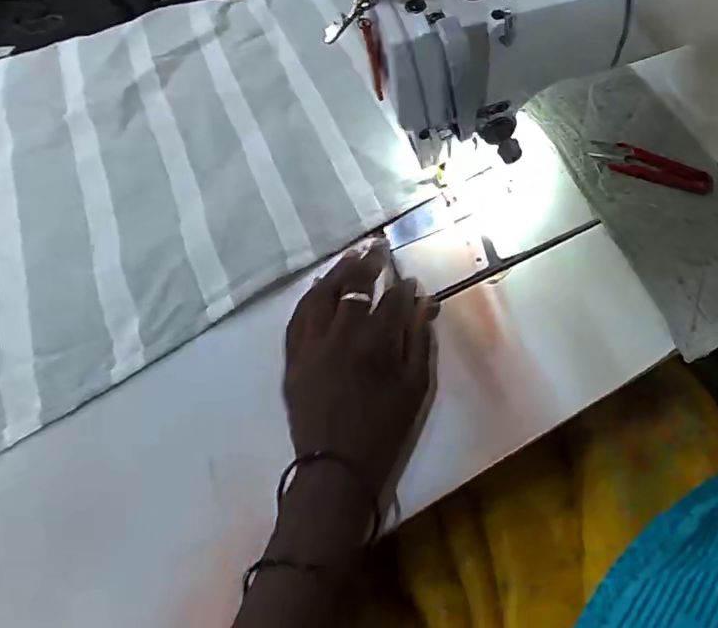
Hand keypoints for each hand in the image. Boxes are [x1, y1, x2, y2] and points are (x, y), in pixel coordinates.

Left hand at [283, 237, 435, 500]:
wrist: (334, 470)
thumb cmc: (384, 431)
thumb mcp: (415, 389)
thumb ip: (420, 341)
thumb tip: (425, 302)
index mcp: (375, 345)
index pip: (392, 300)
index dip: (403, 287)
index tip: (410, 280)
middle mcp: (340, 337)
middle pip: (353, 286)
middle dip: (368, 263)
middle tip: (377, 247)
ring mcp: (311, 345)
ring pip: (321, 294)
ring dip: (337, 271)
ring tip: (351, 256)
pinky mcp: (292, 357)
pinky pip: (298, 316)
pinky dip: (310, 297)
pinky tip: (319, 285)